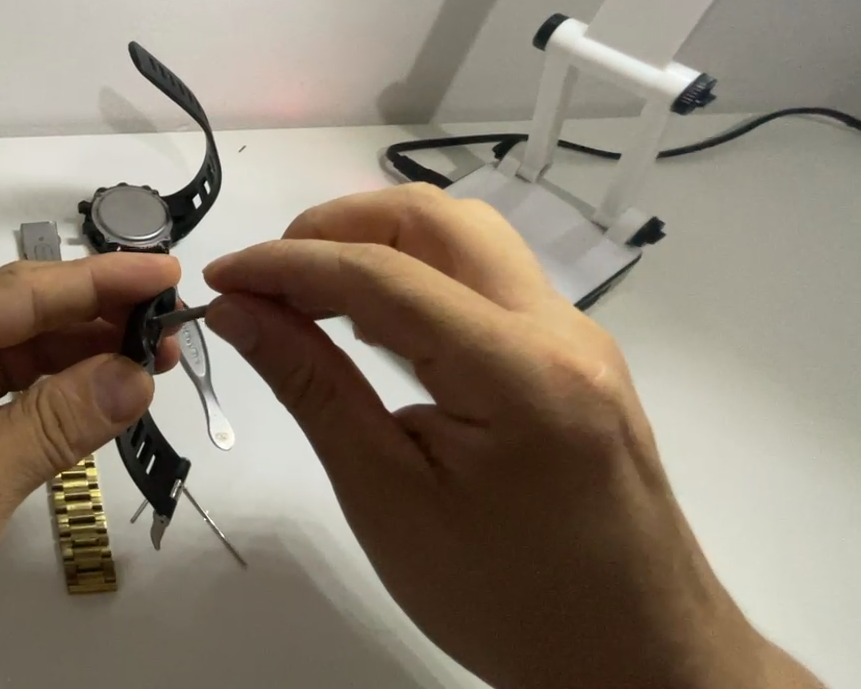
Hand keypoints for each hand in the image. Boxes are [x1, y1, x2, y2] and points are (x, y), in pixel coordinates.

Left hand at [0, 254, 182, 688]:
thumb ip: (55, 423)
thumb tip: (138, 373)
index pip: (20, 292)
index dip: (98, 281)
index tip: (167, 274)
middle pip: (21, 321)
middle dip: (96, 321)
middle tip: (174, 327)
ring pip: (18, 362)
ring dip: (81, 362)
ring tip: (153, 362)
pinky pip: (6, 403)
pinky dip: (54, 403)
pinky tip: (101, 401)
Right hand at [203, 184, 819, 688]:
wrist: (642, 666)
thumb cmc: (503, 600)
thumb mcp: (383, 494)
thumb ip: (308, 383)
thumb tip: (235, 310)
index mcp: (516, 372)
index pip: (378, 274)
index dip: (283, 264)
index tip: (218, 279)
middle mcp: (557, 328)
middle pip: (431, 217)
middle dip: (332, 227)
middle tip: (269, 279)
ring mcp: (571, 333)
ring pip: (458, 232)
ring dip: (370, 240)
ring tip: (307, 294)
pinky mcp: (566, 349)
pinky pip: (474, 273)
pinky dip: (404, 270)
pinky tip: (362, 318)